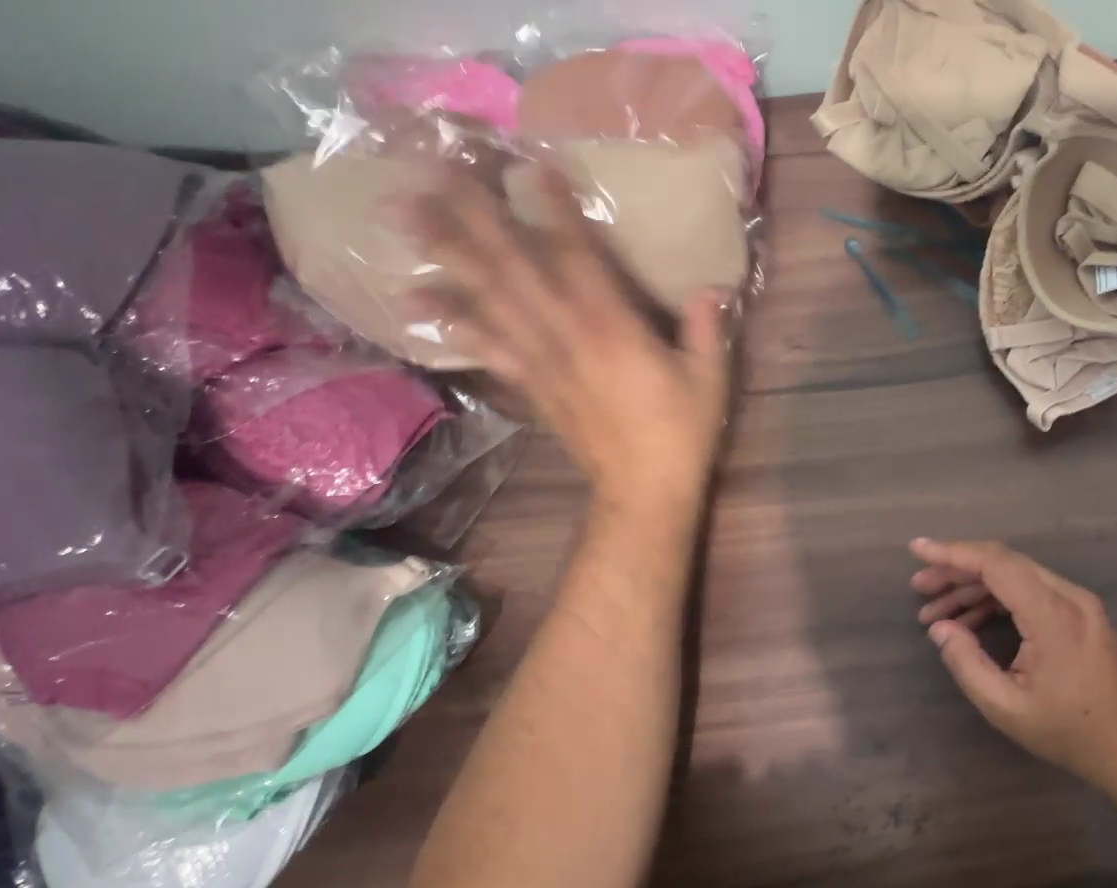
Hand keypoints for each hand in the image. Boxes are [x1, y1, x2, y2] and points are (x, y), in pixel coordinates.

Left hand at [405, 165, 731, 521]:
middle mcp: (567, 336)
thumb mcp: (709, 379)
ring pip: (488, 300)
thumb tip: (712, 287)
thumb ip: (707, 329)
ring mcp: (541, 361)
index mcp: (613, 329)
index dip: (555, 211)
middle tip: (431, 175)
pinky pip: (486, 348)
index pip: (578, 258)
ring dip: (447, 257)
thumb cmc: (682, 433)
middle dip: (473, 219)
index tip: (531, 167)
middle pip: (513, 270)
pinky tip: (418, 303)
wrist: (642, 491)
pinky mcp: (530, 386)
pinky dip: (452, 323)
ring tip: (404, 218)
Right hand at [909, 538, 1116, 783]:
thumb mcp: (1005, 707)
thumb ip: (967, 663)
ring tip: (935, 612)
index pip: (997, 564)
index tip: (918, 550)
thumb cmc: (1066, 731)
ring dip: (975, 587)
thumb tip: (940, 628)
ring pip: (1018, 576)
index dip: (953, 553)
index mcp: (1053, 616)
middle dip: (957, 570)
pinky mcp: (1082, 613)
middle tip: (918, 587)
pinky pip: (1033, 591)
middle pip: (1006, 564)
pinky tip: (970, 620)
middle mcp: (1070, 597)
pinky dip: (999, 598)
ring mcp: (1080, 603)